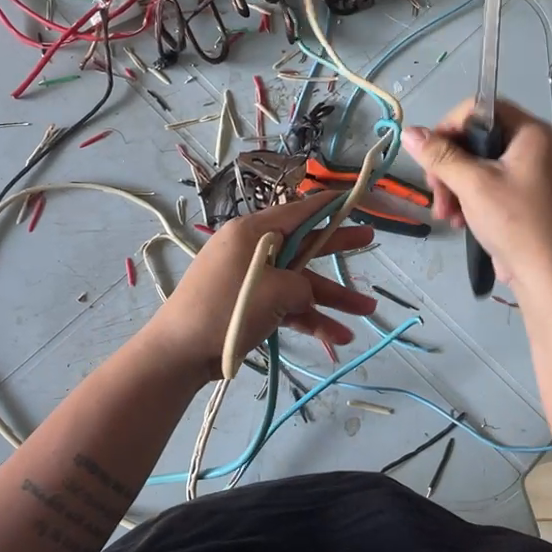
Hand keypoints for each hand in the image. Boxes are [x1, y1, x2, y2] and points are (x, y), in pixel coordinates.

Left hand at [140, 191, 377, 379]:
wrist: (180, 352)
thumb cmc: (227, 309)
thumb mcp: (276, 292)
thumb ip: (302, 286)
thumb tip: (304, 294)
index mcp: (252, 233)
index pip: (297, 211)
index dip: (328, 206)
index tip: (353, 199)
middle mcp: (251, 250)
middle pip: (303, 245)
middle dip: (337, 248)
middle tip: (371, 238)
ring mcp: (250, 279)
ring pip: (299, 283)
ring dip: (332, 298)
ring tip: (369, 308)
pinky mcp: (248, 306)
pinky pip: (286, 306)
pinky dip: (309, 319)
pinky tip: (338, 336)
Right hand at [401, 99, 551, 291]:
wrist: (549, 276)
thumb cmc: (515, 223)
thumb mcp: (472, 185)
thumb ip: (440, 155)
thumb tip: (409, 131)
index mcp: (531, 133)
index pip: (481, 109)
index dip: (450, 127)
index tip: (431, 156)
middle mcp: (535, 147)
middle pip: (477, 138)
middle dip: (449, 165)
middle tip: (436, 192)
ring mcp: (532, 173)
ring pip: (479, 165)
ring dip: (454, 186)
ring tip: (446, 214)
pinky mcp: (527, 197)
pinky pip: (490, 185)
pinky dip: (470, 198)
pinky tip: (459, 220)